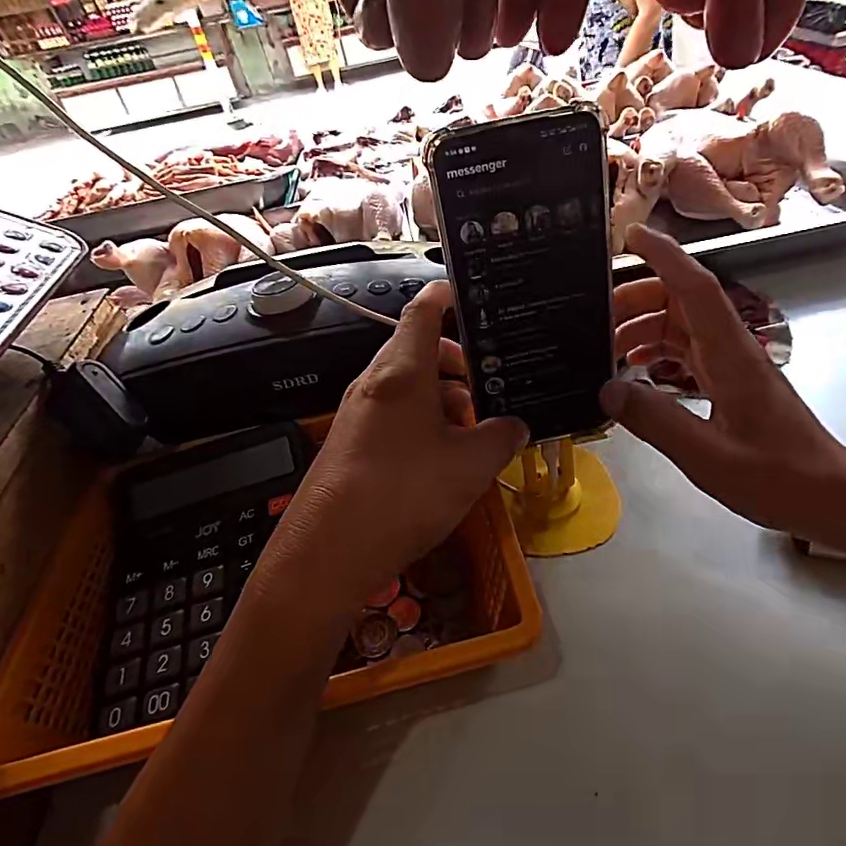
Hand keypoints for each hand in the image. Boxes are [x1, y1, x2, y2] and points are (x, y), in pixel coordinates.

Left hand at [260, 281, 528, 605]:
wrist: (329, 550)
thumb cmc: (403, 493)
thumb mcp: (470, 465)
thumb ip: (501, 436)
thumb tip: (515, 425)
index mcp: (402, 371)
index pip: (424, 310)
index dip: (449, 295)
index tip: (474, 297)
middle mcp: (374, 382)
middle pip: (418, 350)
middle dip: (459, 362)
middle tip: (491, 384)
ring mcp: (358, 412)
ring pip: (408, 385)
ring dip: (443, 396)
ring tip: (475, 426)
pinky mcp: (352, 441)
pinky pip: (394, 414)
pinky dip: (423, 420)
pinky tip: (445, 455)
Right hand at [602, 225, 845, 542]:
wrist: (829, 496)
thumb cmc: (777, 476)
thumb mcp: (707, 455)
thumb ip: (655, 420)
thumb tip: (607, 388)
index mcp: (731, 355)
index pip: (695, 288)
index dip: (664, 257)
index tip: (631, 235)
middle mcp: (731, 349)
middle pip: (681, 302)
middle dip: (637, 299)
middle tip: (594, 317)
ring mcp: (732, 366)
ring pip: (682, 326)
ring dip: (644, 326)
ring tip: (605, 347)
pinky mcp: (730, 384)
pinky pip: (687, 352)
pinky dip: (657, 352)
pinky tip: (635, 370)